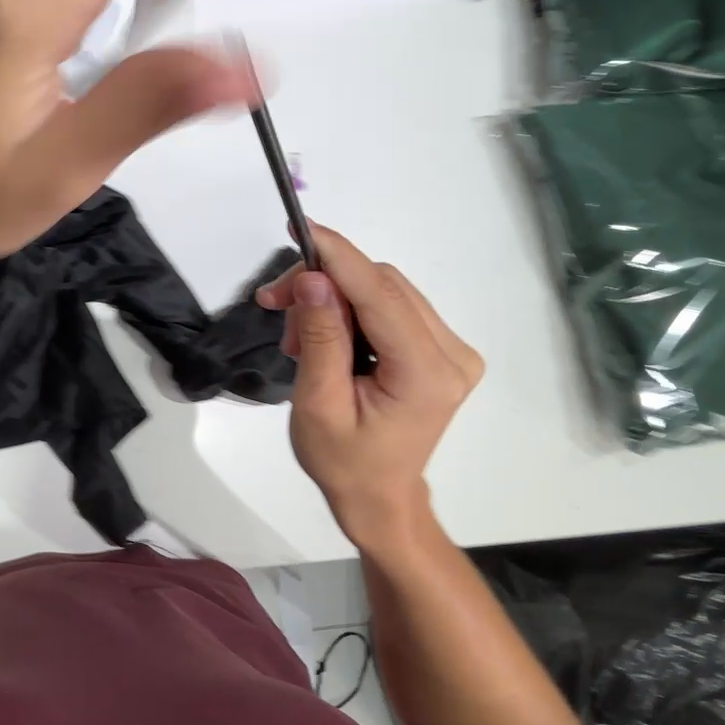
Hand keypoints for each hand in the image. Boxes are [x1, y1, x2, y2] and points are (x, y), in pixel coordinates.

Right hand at [255, 226, 483, 551]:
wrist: (377, 496)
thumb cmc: (341, 461)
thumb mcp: (317, 404)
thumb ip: (320, 340)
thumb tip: (312, 282)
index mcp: (426, 372)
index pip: (379, 295)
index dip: (339, 257)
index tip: (301, 228)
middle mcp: (452, 353)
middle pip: (383, 285)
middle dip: (323, 283)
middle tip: (272, 303)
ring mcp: (452, 351)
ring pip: (385, 291)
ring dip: (332, 297)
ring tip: (295, 335)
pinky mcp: (439, 351)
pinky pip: (389, 307)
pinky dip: (349, 310)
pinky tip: (322, 335)